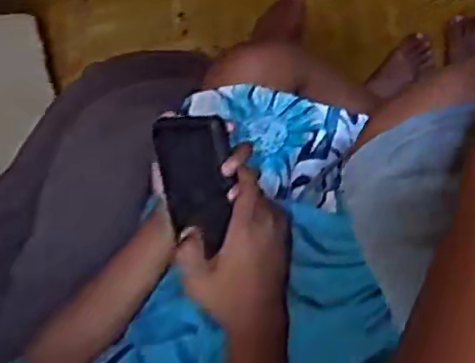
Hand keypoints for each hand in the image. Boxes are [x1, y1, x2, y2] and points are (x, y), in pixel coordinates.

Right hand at [176, 146, 286, 340]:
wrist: (260, 309)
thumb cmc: (226, 292)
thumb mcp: (195, 277)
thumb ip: (188, 249)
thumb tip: (189, 226)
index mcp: (250, 222)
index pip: (250, 185)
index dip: (241, 172)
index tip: (227, 165)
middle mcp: (272, 216)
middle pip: (256, 192)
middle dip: (238, 190)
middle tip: (216, 196)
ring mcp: (283, 223)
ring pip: (264, 203)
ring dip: (247, 204)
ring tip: (224, 213)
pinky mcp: (286, 232)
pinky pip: (270, 214)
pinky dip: (256, 214)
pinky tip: (240, 228)